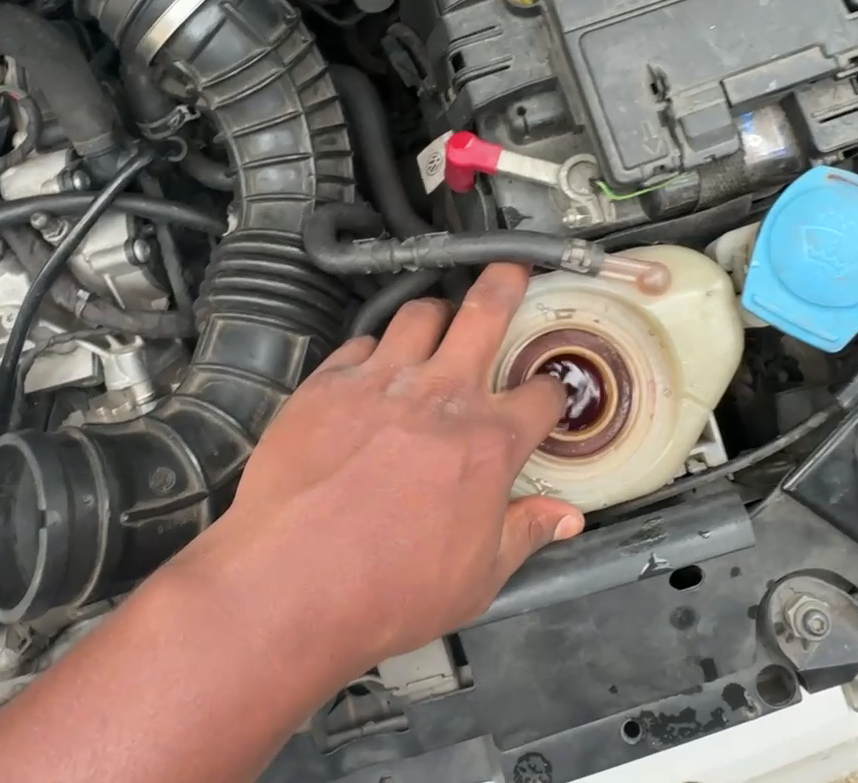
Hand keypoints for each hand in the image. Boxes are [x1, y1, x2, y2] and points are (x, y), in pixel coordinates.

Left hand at [211, 262, 583, 667]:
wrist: (290, 584)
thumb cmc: (389, 590)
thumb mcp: (477, 578)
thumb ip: (525, 534)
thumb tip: (567, 519)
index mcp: (487, 442)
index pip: (541, 396)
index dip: (551, 393)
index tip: (547, 396)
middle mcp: (440, 397)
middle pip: (485, 313)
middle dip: (505, 281)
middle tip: (510, 267)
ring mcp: (381, 383)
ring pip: (418, 314)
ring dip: (435, 313)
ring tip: (437, 320)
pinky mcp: (328, 385)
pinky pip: (360, 344)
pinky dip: (374, 349)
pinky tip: (373, 366)